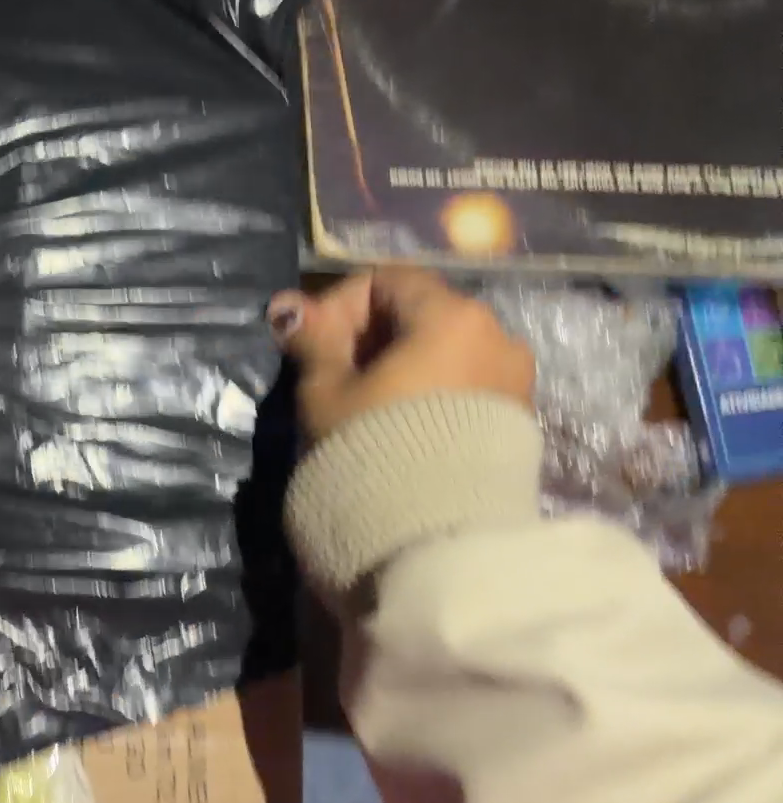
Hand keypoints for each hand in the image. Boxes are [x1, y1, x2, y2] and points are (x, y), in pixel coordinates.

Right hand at [268, 267, 532, 440]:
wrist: (434, 522)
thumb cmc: (372, 438)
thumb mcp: (326, 385)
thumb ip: (311, 338)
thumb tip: (284, 304)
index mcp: (450, 316)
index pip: (386, 280)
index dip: (340, 302)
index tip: (315, 341)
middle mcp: (496, 333)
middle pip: (418, 309)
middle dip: (367, 332)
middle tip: (331, 369)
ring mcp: (514, 374)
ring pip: (442, 345)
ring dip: (398, 358)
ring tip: (363, 397)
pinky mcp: (518, 411)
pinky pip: (464, 375)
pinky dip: (427, 382)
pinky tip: (397, 416)